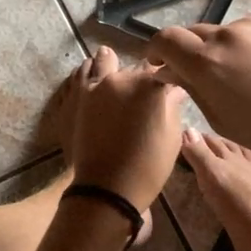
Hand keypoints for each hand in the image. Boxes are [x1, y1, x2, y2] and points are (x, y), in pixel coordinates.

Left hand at [65, 46, 186, 212]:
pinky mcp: (75, 96)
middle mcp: (120, 78)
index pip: (160, 70)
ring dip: (110, 67)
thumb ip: (172, 105)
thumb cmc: (148, 166)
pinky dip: (90, 73)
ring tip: (113, 76)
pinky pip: (82, 73)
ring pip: (103, 62)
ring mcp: (94, 85)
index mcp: (148, 85)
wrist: (106, 188)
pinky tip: (95, 81)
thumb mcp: (171, 137)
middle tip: (140, 94)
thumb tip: (174, 89)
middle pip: (132, 69)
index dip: (164, 77)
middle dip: (138, 77)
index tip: (166, 87)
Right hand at [144, 17, 250, 168]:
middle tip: (192, 78)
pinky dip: (240, 49)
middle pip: (189, 34)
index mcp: (207, 62)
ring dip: (214, 52)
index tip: (157, 66)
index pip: (164, 39)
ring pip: (219, 35)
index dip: (154, 51)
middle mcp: (226, 35)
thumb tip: (172, 73)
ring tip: (234, 81)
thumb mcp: (224, 119)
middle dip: (184, 53)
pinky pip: (245, 34)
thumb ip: (193, 90)